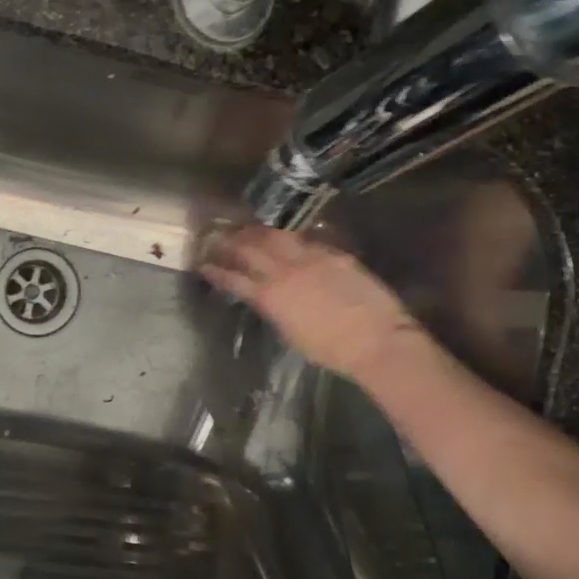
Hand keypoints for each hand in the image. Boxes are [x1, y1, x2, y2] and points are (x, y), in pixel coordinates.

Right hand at [199, 224, 423, 381]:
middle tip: (220, 237)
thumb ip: (275, 310)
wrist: (374, 340)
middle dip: (232, 243)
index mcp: (270, 297)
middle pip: (251, 250)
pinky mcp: (335, 255)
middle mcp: (286, 272)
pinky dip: (292, 239)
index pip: (234, 279)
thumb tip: (269, 299)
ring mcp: (312, 259)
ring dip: (259, 232)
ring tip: (250, 229)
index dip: (216, 271)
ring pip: (278, 237)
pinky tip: (289, 238)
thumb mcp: (290, 333)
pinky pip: (307, 242)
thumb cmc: (329, 350)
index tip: (203, 265)